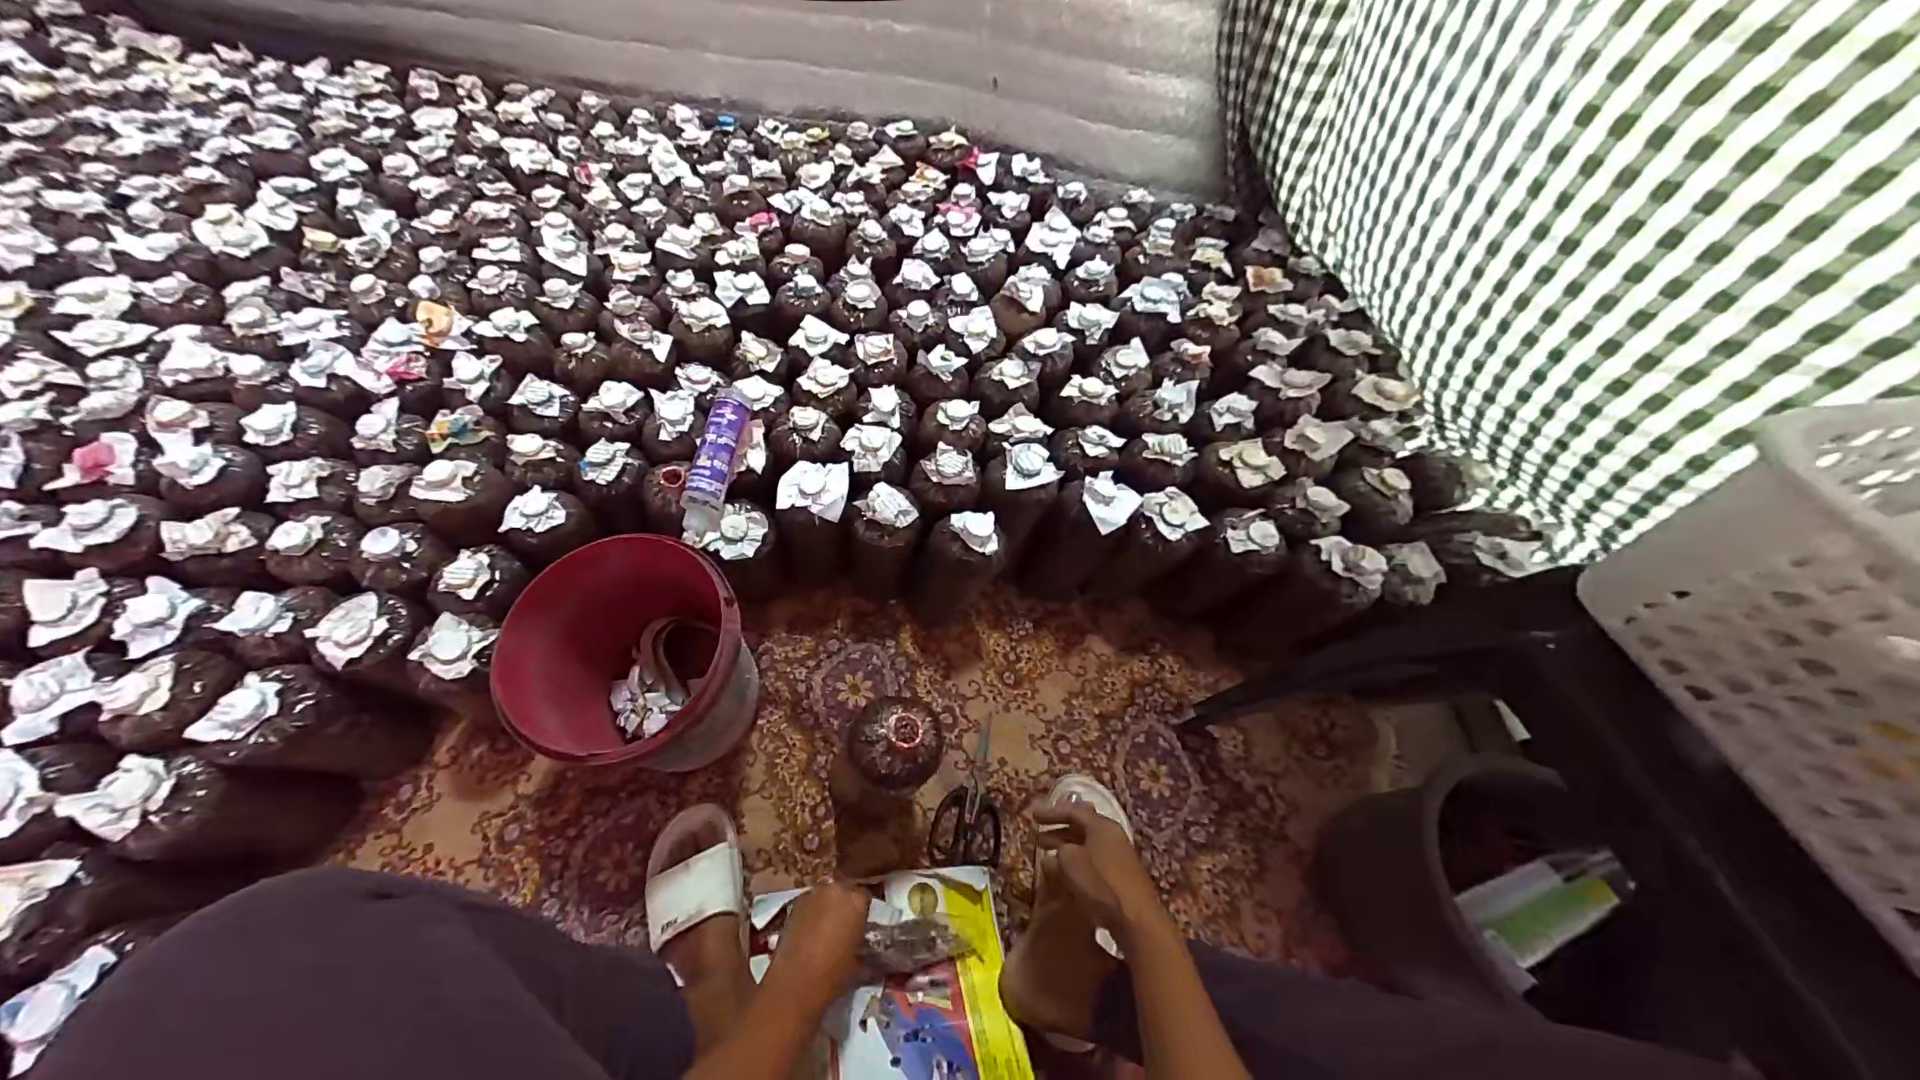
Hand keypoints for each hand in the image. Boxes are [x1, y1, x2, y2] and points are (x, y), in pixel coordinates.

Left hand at [769, 879, 870, 1007]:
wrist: (795, 980)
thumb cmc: (833, 972)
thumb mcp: (857, 962)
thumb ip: (864, 948)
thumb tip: (866, 950)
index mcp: (857, 900)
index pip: (864, 898)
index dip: (861, 912)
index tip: (858, 925)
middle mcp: (837, 889)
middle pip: (844, 891)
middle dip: (844, 905)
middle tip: (842, 925)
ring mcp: (814, 893)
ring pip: (826, 894)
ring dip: (827, 905)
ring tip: (824, 927)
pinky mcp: (795, 902)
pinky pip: (809, 901)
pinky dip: (811, 911)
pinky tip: (808, 929)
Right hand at [1034, 801, 1167, 940]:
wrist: (1136, 920)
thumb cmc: (1100, 884)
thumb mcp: (1070, 862)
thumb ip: (1058, 853)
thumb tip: (1052, 857)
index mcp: (1102, 826)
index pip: (1073, 811)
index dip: (1051, 812)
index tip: (1032, 816)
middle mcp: (1113, 837)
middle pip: (1082, 827)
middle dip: (1058, 831)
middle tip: (1038, 837)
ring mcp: (1119, 858)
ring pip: (1087, 847)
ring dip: (1066, 850)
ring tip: (1047, 858)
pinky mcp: (1122, 879)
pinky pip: (1093, 864)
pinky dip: (1077, 866)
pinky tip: (1066, 878)